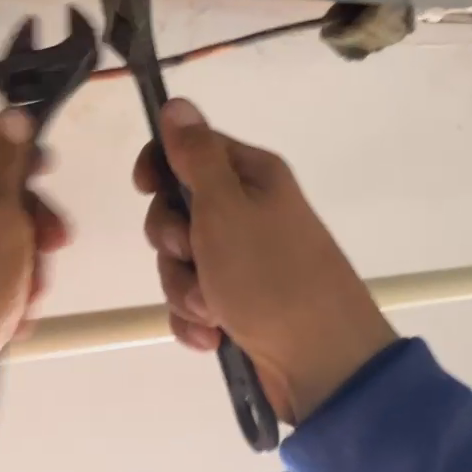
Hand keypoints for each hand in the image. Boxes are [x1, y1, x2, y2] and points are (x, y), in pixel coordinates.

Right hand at [136, 99, 397, 425]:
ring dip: (184, 287)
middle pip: (177, 208)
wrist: (326, 368)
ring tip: (212, 310)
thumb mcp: (226, 207)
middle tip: (191, 254)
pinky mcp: (239, 302)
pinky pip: (193, 298)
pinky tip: (213, 335)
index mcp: (250, 177)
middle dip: (171, 239)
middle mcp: (248, 211)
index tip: (145, 188)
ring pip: (181, 259)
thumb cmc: (271, 276)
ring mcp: (244, 260)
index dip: (159, 165)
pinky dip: (196, 317)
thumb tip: (176, 103)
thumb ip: (195, 155)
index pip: (189, 148)